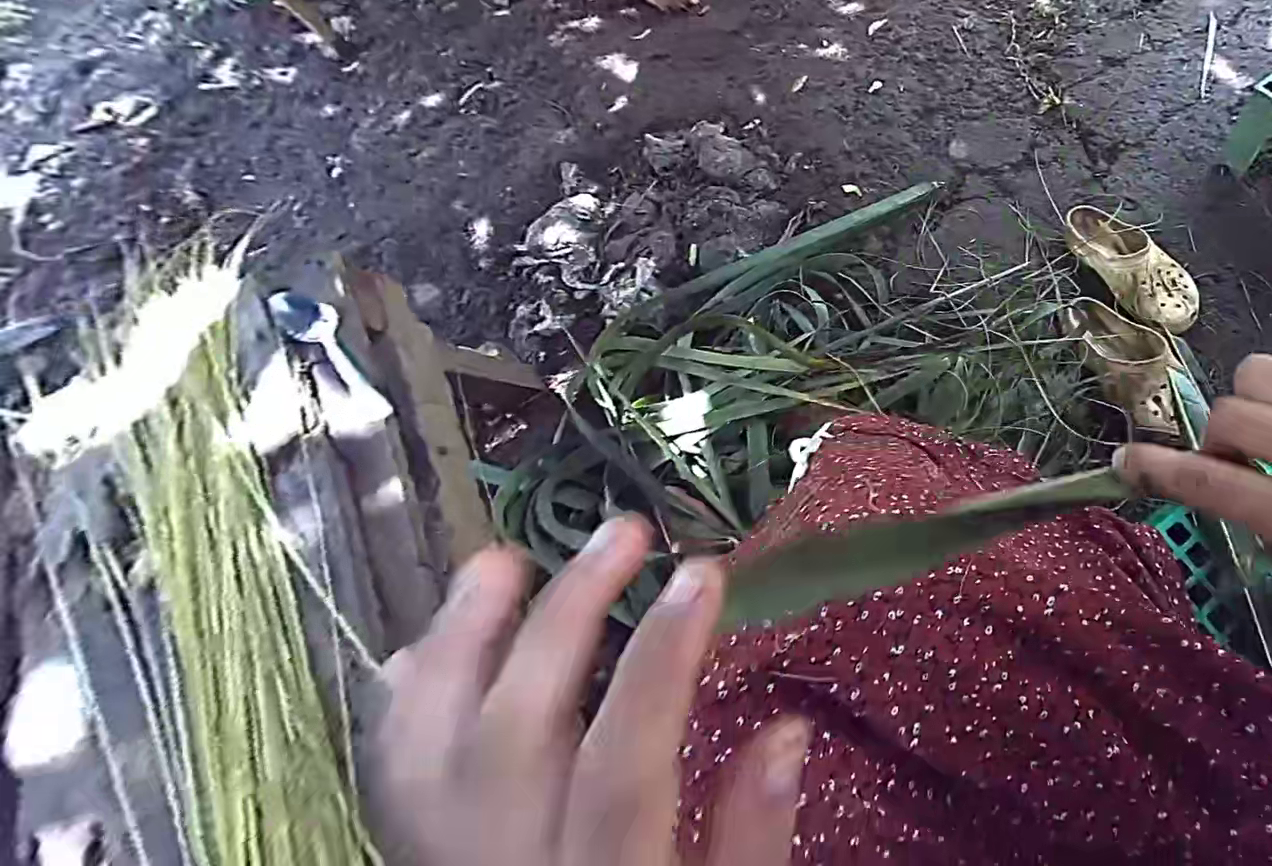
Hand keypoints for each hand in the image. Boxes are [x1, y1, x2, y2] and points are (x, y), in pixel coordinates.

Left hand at [377, 518, 807, 865]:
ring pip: (420, 754)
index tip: (704, 570)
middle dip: (568, 616)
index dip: (662, 660)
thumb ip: (754, 842)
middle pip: (514, 737)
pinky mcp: (420, 862)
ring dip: (459, 642)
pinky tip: (428, 641)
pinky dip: (403, 701)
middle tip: (625, 533)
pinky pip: (388, 781)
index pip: (624, 764)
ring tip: (502, 560)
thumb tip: (789, 729)